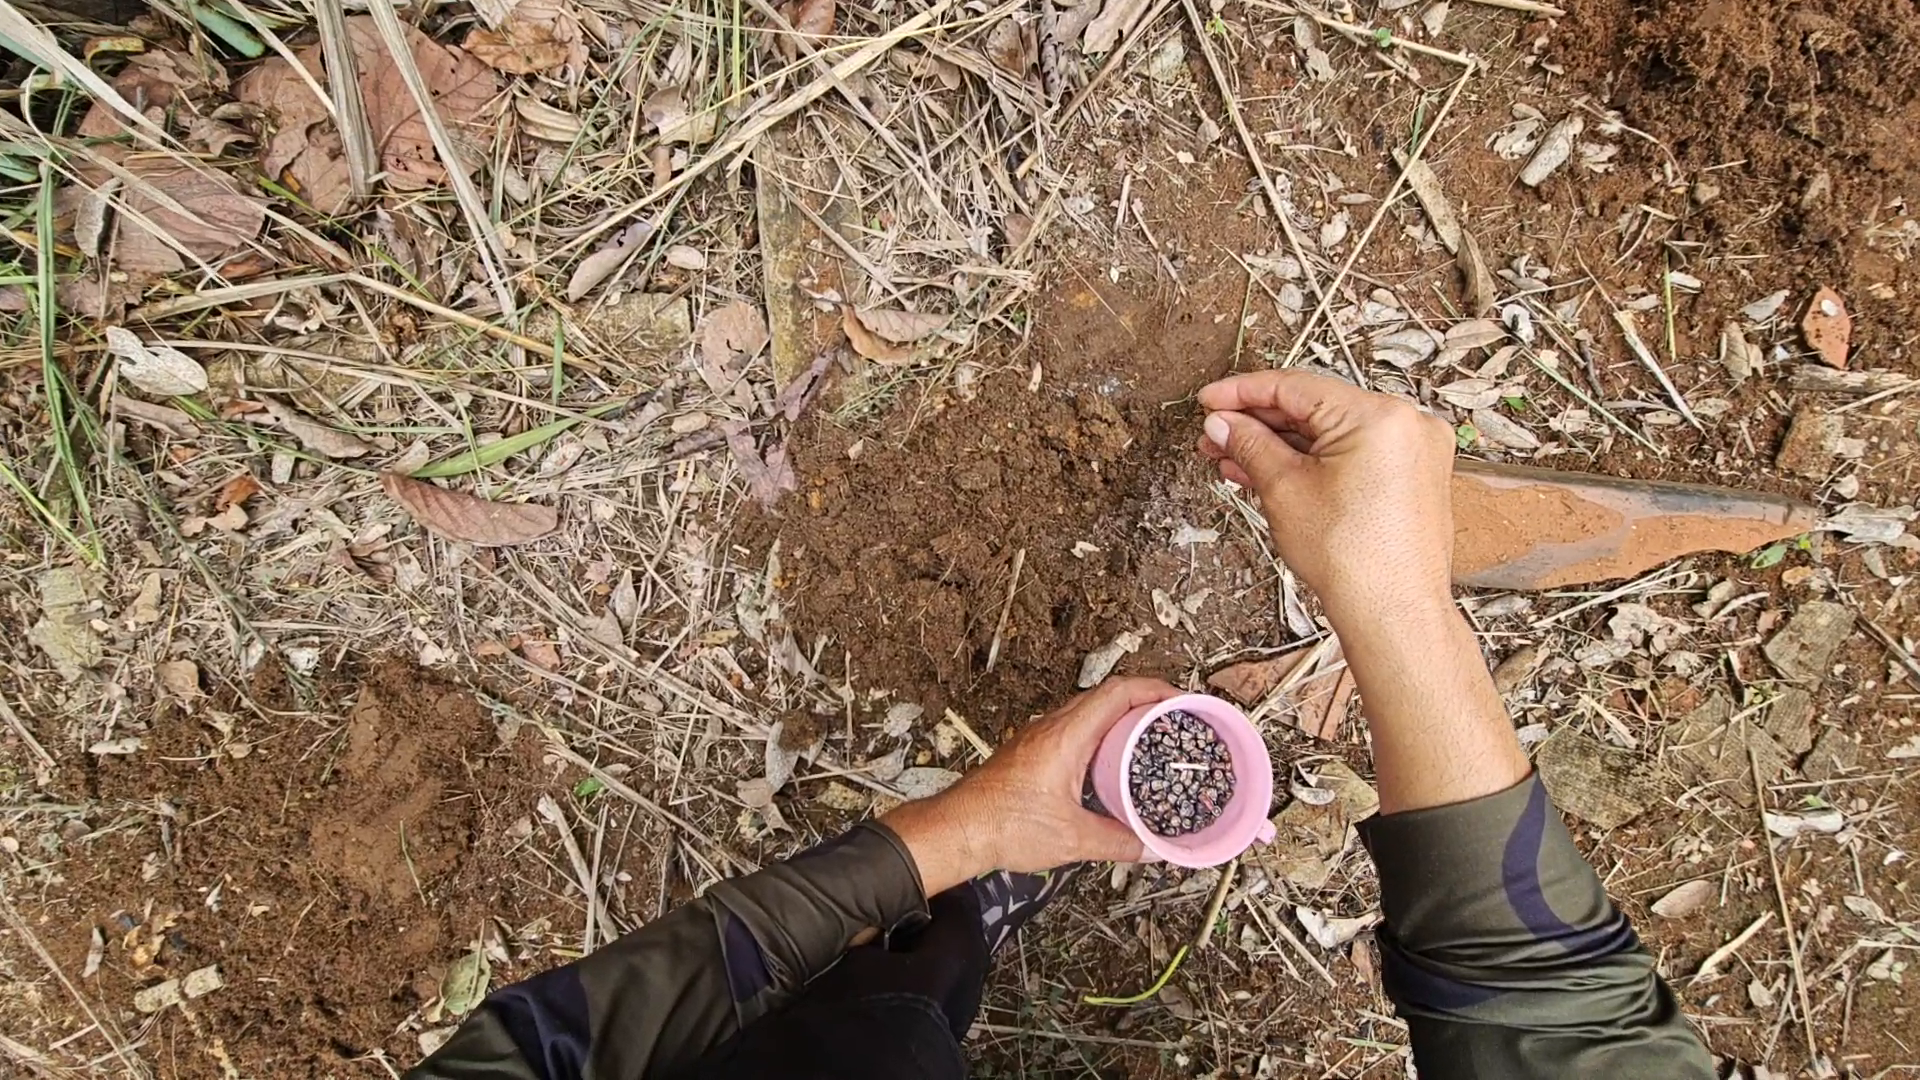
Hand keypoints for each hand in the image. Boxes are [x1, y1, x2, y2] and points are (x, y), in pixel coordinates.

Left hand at [880, 678, 1176, 893]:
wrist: (959, 827)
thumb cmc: (1005, 825)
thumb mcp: (1072, 839)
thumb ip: (1118, 842)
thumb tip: (1151, 847)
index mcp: (1067, 736)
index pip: (1116, 693)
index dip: (1152, 688)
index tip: (1179, 698)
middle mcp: (1052, 726)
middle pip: (1104, 695)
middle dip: (1142, 698)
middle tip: (1171, 716)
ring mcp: (1039, 735)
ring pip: (1087, 710)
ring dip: (1119, 714)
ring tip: (1147, 734)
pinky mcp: (1032, 749)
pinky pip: (1073, 726)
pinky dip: (1099, 731)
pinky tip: (1109, 758)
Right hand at [1198, 371, 1530, 812]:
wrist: (1392, 612)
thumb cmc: (1350, 557)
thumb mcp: (1283, 490)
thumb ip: (1248, 444)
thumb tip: (1220, 423)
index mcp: (1377, 416)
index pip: (1294, 387)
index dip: (1242, 392)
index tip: (1208, 400)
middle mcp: (1403, 423)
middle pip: (1311, 409)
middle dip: (1256, 423)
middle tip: (1213, 435)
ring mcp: (1411, 450)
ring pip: (1327, 433)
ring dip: (1277, 444)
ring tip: (1230, 457)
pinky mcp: (1408, 475)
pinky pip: (1347, 454)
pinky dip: (1307, 461)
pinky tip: (1268, 470)